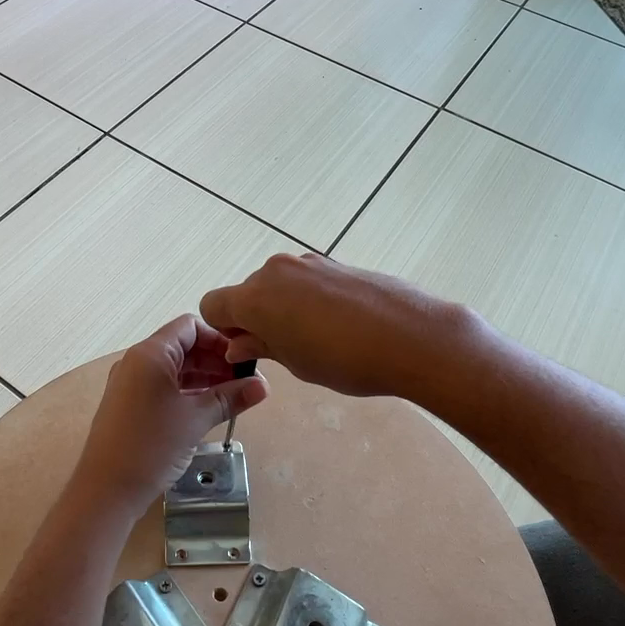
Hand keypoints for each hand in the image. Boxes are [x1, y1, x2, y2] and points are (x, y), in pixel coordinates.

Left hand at [74, 315, 268, 511]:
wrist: (105, 490)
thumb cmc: (151, 445)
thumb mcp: (196, 419)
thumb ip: (230, 398)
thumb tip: (264, 386)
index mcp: (150, 353)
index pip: (189, 326)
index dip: (219, 339)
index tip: (242, 359)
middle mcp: (137, 361)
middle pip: (182, 346)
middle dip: (214, 360)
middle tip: (244, 380)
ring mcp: (129, 384)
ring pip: (173, 368)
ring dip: (202, 378)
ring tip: (232, 396)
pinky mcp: (127, 405)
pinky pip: (162, 386)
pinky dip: (186, 392)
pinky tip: (207, 408)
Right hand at [199, 253, 486, 402]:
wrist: (412, 336)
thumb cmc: (345, 360)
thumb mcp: (296, 363)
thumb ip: (261, 346)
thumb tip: (237, 343)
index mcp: (255, 297)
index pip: (212, 305)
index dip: (223, 330)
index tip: (247, 350)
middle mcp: (274, 270)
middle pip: (246, 293)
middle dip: (254, 319)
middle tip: (284, 351)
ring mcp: (307, 262)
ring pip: (278, 285)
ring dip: (283, 308)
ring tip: (318, 339)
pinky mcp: (334, 262)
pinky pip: (305, 281)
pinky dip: (309, 300)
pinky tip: (339, 324)